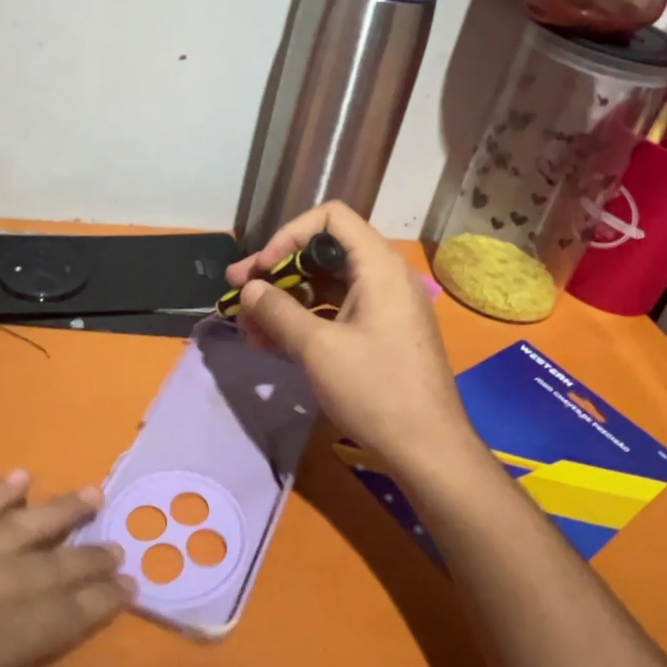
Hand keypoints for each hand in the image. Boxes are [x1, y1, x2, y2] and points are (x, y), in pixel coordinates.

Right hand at [227, 202, 478, 473]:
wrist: (429, 448)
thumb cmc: (376, 390)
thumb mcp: (318, 349)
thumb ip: (279, 312)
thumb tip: (249, 289)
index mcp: (379, 266)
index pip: (331, 218)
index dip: (289, 235)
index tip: (261, 270)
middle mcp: (385, 277)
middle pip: (324, 253)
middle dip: (278, 273)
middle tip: (237, 296)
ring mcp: (385, 307)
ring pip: (326, 286)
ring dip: (286, 302)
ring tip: (248, 330)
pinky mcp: (381, 334)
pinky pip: (337, 312)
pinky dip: (306, 322)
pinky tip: (274, 345)